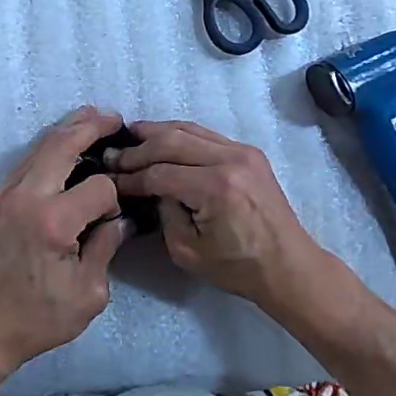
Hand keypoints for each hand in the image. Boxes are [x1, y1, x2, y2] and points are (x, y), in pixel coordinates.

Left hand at [0, 106, 129, 370]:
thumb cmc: (37, 318)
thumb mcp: (88, 294)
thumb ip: (107, 248)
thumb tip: (121, 219)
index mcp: (53, 223)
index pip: (99, 187)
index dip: (115, 197)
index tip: (114, 218)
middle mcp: (27, 198)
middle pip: (63, 144)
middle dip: (92, 126)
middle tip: (116, 118)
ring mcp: (6, 194)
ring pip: (40, 145)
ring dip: (69, 128)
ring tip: (94, 117)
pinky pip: (27, 159)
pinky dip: (50, 145)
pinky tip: (65, 143)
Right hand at [109, 121, 327, 310]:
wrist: (287, 264)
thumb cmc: (238, 267)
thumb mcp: (187, 251)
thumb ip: (164, 214)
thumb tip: (151, 188)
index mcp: (216, 187)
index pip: (159, 173)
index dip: (130, 177)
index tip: (108, 180)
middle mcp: (229, 160)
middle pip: (171, 142)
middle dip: (138, 149)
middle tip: (112, 155)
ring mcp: (242, 151)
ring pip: (188, 129)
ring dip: (156, 132)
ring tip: (130, 136)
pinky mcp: (248, 151)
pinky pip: (206, 134)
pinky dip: (180, 134)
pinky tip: (161, 138)